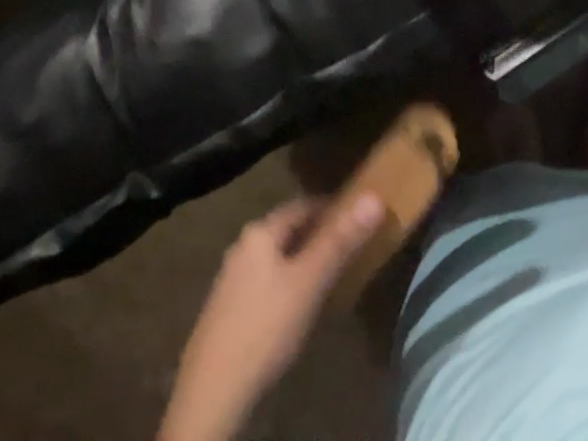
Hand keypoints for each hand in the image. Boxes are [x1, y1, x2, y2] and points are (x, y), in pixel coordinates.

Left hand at [161, 194, 384, 439]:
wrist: (214, 388)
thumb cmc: (266, 325)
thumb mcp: (310, 280)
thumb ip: (341, 240)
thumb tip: (373, 198)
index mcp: (259, 234)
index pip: (303, 205)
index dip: (333, 207)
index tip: (361, 215)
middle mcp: (242, 247)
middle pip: (289, 230)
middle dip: (320, 233)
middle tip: (353, 243)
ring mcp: (232, 278)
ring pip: (278, 256)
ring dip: (305, 258)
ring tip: (335, 270)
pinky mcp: (229, 306)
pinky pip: (268, 279)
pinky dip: (290, 279)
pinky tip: (303, 300)